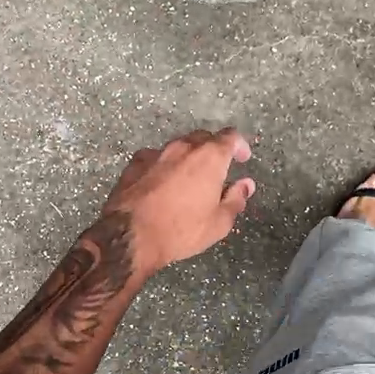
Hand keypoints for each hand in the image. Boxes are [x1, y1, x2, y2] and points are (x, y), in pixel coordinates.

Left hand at [99, 128, 255, 275]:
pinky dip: (164, 166)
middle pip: (204, 137)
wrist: (129, 236)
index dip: (240, 146)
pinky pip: (156, 158)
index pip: (231, 137)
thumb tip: (246, 184)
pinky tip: (161, 183)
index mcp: (210, 157)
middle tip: (218, 171)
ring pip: (178, 146)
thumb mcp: (218, 223)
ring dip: (188, 158)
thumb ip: (236, 199)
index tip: (242, 159)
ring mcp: (156, 153)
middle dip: (214, 150)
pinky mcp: (134, 163)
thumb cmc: (181, 230)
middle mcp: (183, 147)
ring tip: (189, 179)